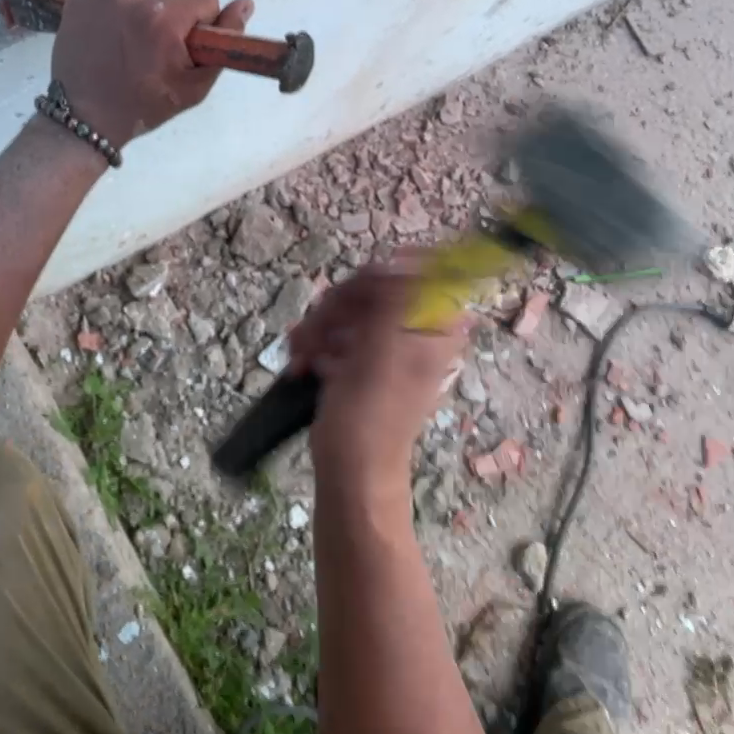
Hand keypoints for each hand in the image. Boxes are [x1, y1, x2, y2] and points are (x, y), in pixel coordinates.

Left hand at [51, 0, 252, 146]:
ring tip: (141, 32)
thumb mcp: (194, 84)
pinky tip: (118, 29)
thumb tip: (245, 3)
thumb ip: (225, 42)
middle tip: (166, 38)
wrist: (84, 116)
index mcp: (162, 18)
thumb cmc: (144, 105)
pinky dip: (126, 0)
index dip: (203, 22)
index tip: (188, 45)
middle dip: (181, 5)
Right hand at [287, 258, 471, 491]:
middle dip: (338, 307)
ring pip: (349, 310)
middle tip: (315, 329)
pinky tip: (301, 365)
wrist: (350, 473)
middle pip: (375, 288)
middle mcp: (414, 332)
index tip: (355, 285)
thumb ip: (393, 305)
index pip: (422, 273)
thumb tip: (405, 260)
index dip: (386, 272)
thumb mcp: (380, 356)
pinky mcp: (359, 361)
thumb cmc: (369, 419)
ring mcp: (385, 347)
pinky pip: (336, 334)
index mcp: (434, 329)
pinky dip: (316, 345)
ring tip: (300, 355)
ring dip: (318, 328)